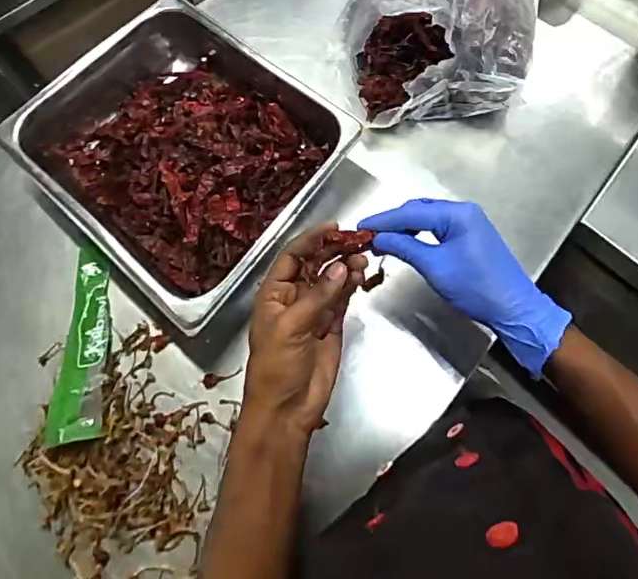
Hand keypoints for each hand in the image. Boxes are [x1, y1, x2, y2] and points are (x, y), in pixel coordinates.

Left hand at [240, 223, 366, 435]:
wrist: (286, 409)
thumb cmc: (275, 365)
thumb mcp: (291, 326)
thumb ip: (317, 296)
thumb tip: (339, 268)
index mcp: (274, 292)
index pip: (293, 256)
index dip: (311, 239)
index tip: (333, 227)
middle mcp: (293, 297)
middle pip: (314, 265)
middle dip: (333, 252)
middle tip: (356, 241)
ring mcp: (313, 311)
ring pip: (330, 281)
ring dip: (345, 268)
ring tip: (362, 258)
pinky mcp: (330, 327)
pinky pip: (341, 300)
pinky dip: (350, 287)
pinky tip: (360, 276)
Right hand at [360, 198, 571, 375]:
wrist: (516, 311)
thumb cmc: (476, 289)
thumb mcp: (434, 267)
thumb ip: (403, 247)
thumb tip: (378, 238)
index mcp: (457, 214)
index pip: (410, 213)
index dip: (383, 220)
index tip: (360, 225)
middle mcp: (463, 211)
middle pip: (417, 210)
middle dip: (392, 222)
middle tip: (369, 234)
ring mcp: (468, 222)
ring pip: (426, 218)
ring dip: (404, 228)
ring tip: (382, 240)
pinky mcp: (470, 235)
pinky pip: (436, 227)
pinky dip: (418, 234)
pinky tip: (405, 242)